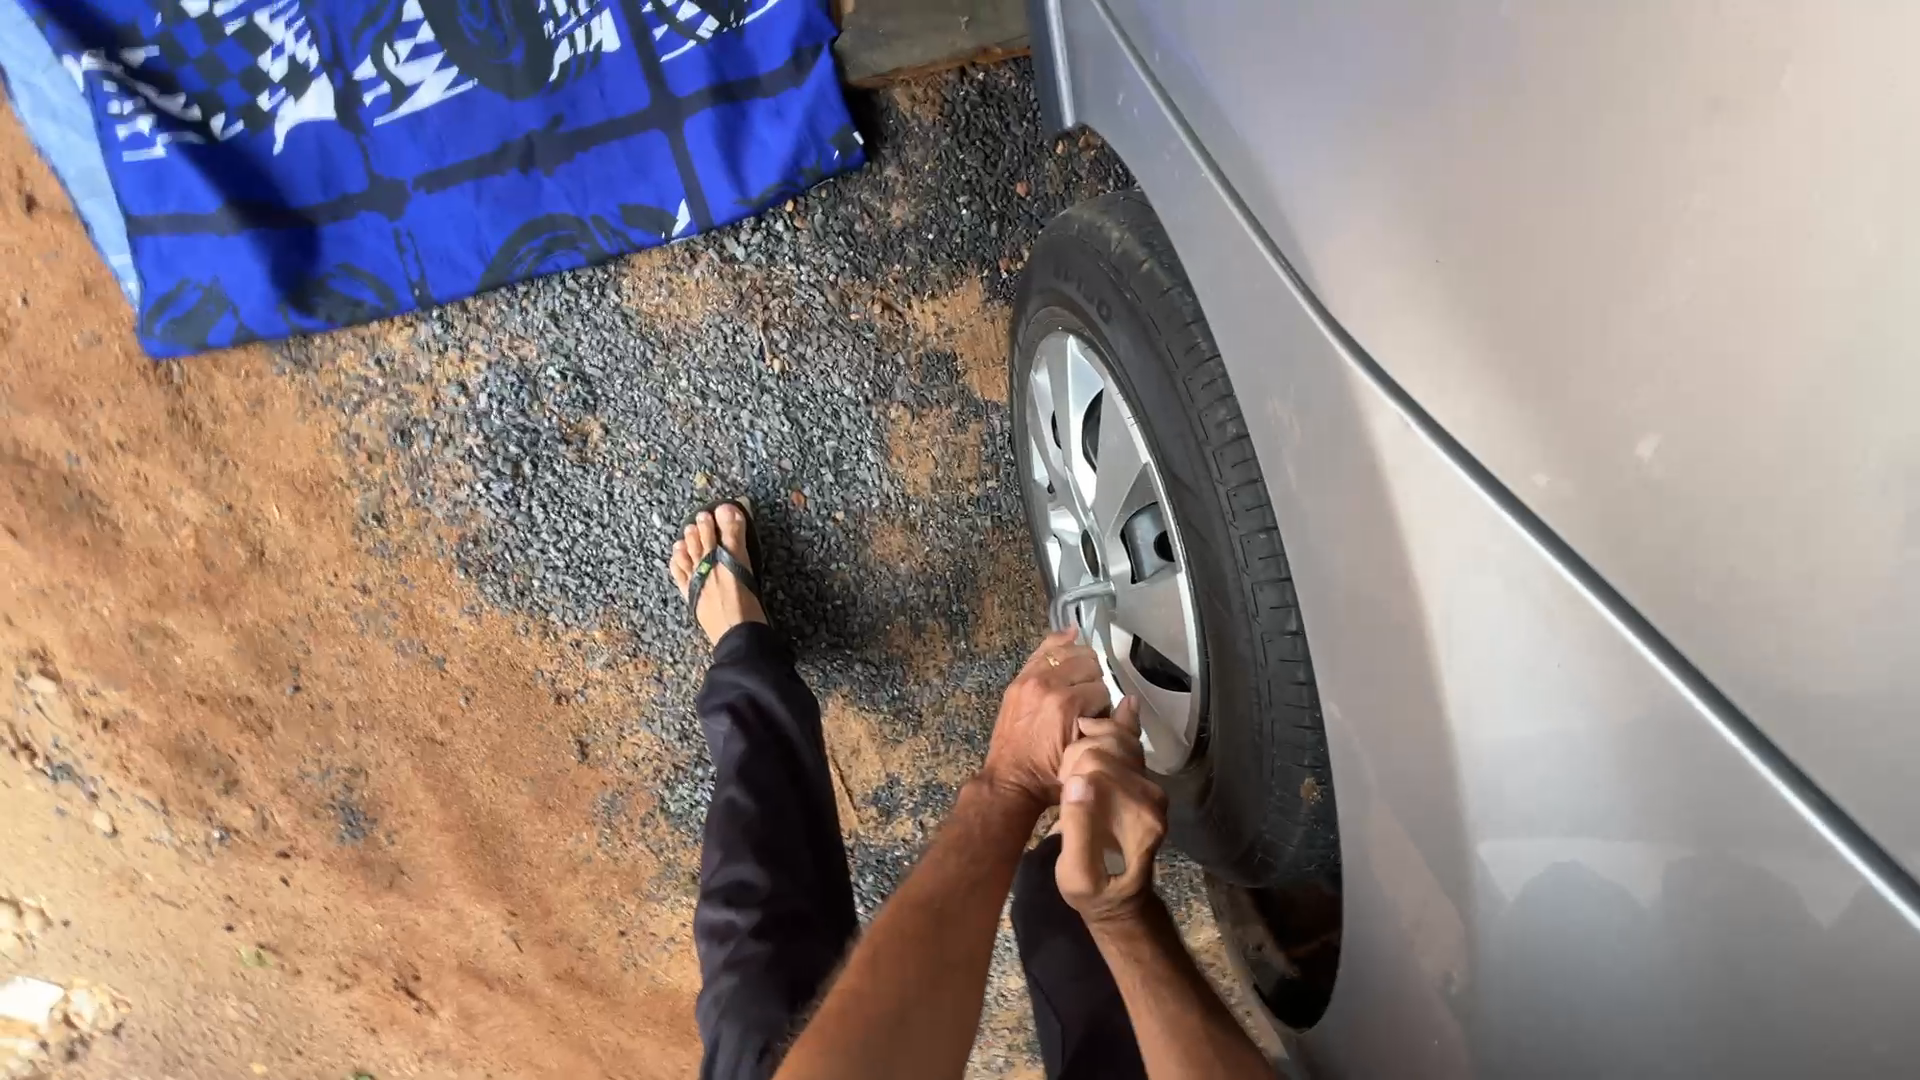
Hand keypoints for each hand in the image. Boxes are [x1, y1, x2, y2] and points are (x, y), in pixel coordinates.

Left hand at [980, 629, 1111, 808]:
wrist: (1011, 781)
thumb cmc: (1050, 776)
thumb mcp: (1086, 756)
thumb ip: (1111, 728)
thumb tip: (1130, 702)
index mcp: (1066, 704)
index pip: (1102, 688)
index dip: (1104, 704)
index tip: (1098, 718)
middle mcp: (1048, 684)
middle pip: (1088, 664)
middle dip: (1095, 680)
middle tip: (1091, 701)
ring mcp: (1030, 679)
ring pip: (1067, 651)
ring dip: (1080, 661)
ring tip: (1084, 677)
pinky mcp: (1019, 680)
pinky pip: (1042, 650)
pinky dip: (1059, 642)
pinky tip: (1072, 634)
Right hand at [1055, 697, 1168, 924]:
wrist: (1121, 900)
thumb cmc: (1094, 891)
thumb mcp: (1075, 876)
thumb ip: (1077, 831)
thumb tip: (1078, 781)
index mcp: (1138, 819)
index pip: (1098, 764)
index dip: (1072, 767)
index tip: (1062, 785)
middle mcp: (1152, 799)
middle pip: (1111, 745)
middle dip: (1080, 750)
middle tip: (1066, 774)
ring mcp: (1152, 790)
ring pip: (1121, 738)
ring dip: (1093, 738)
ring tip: (1076, 758)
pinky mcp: (1146, 784)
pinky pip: (1129, 744)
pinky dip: (1113, 728)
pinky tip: (1108, 714)